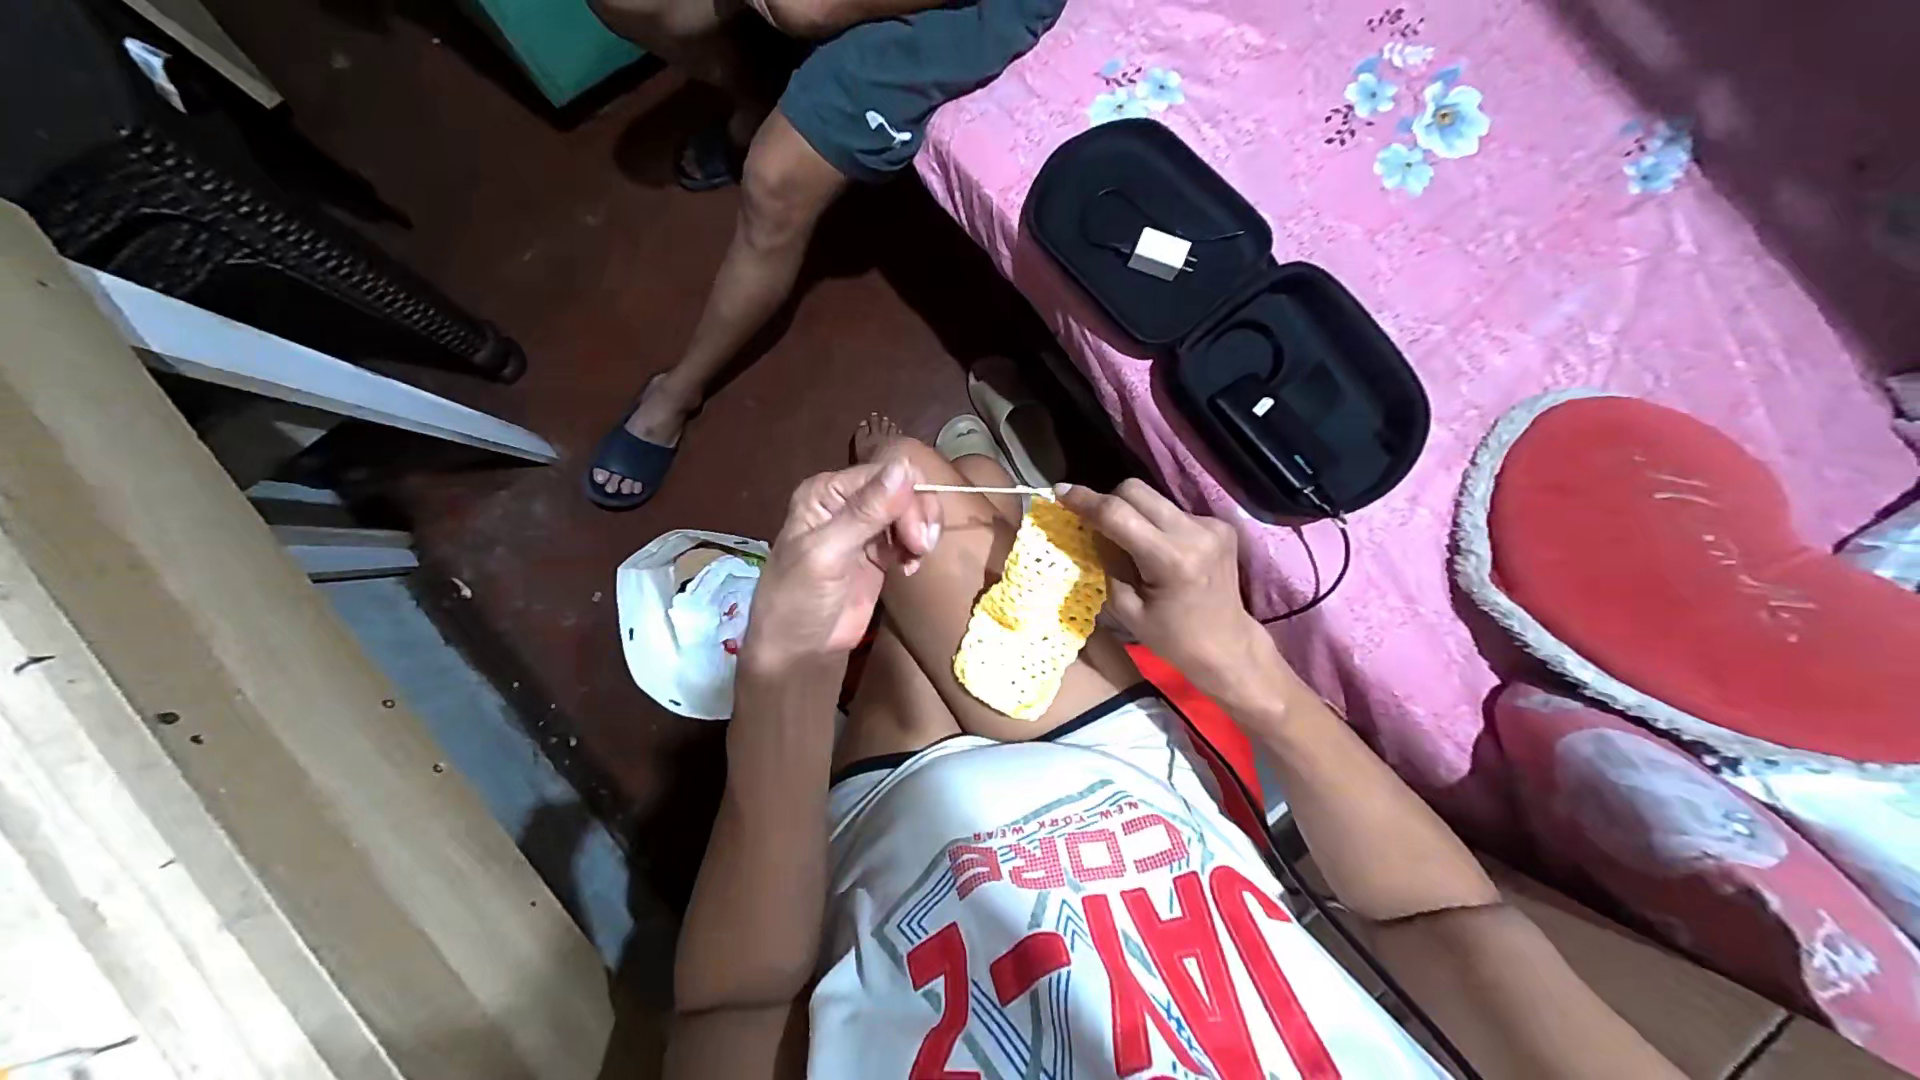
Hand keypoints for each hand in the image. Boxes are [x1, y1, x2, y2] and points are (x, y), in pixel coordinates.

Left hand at [741, 448, 941, 674]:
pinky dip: (916, 548)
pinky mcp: (877, 554)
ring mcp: (863, 529)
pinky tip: (910, 568)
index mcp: (825, 492)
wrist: (797, 654)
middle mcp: (845, 503)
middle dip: (918, 515)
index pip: (883, 475)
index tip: (917, 536)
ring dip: (920, 531)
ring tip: (916, 557)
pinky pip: (907, 536)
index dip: (908, 499)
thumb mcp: (827, 554)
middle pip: (902, 489)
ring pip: (909, 511)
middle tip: (922, 548)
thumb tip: (905, 467)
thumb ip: (866, 512)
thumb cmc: (798, 601)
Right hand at [1056, 480, 1284, 702]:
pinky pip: (1171, 510)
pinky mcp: (1219, 525)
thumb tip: (1089, 530)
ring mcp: (1211, 525)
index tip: (1060, 492)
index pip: (1117, 514)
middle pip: (1135, 491)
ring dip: (1132, 512)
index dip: (1085, 500)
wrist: (1227, 645)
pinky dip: (1155, 523)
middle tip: (1093, 523)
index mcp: (1171, 559)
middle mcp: (1195, 533)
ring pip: (1153, 497)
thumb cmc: (1172, 637)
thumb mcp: (1126, 609)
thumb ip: (1106, 563)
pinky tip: (1158, 549)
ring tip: (1128, 541)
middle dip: (1108, 501)